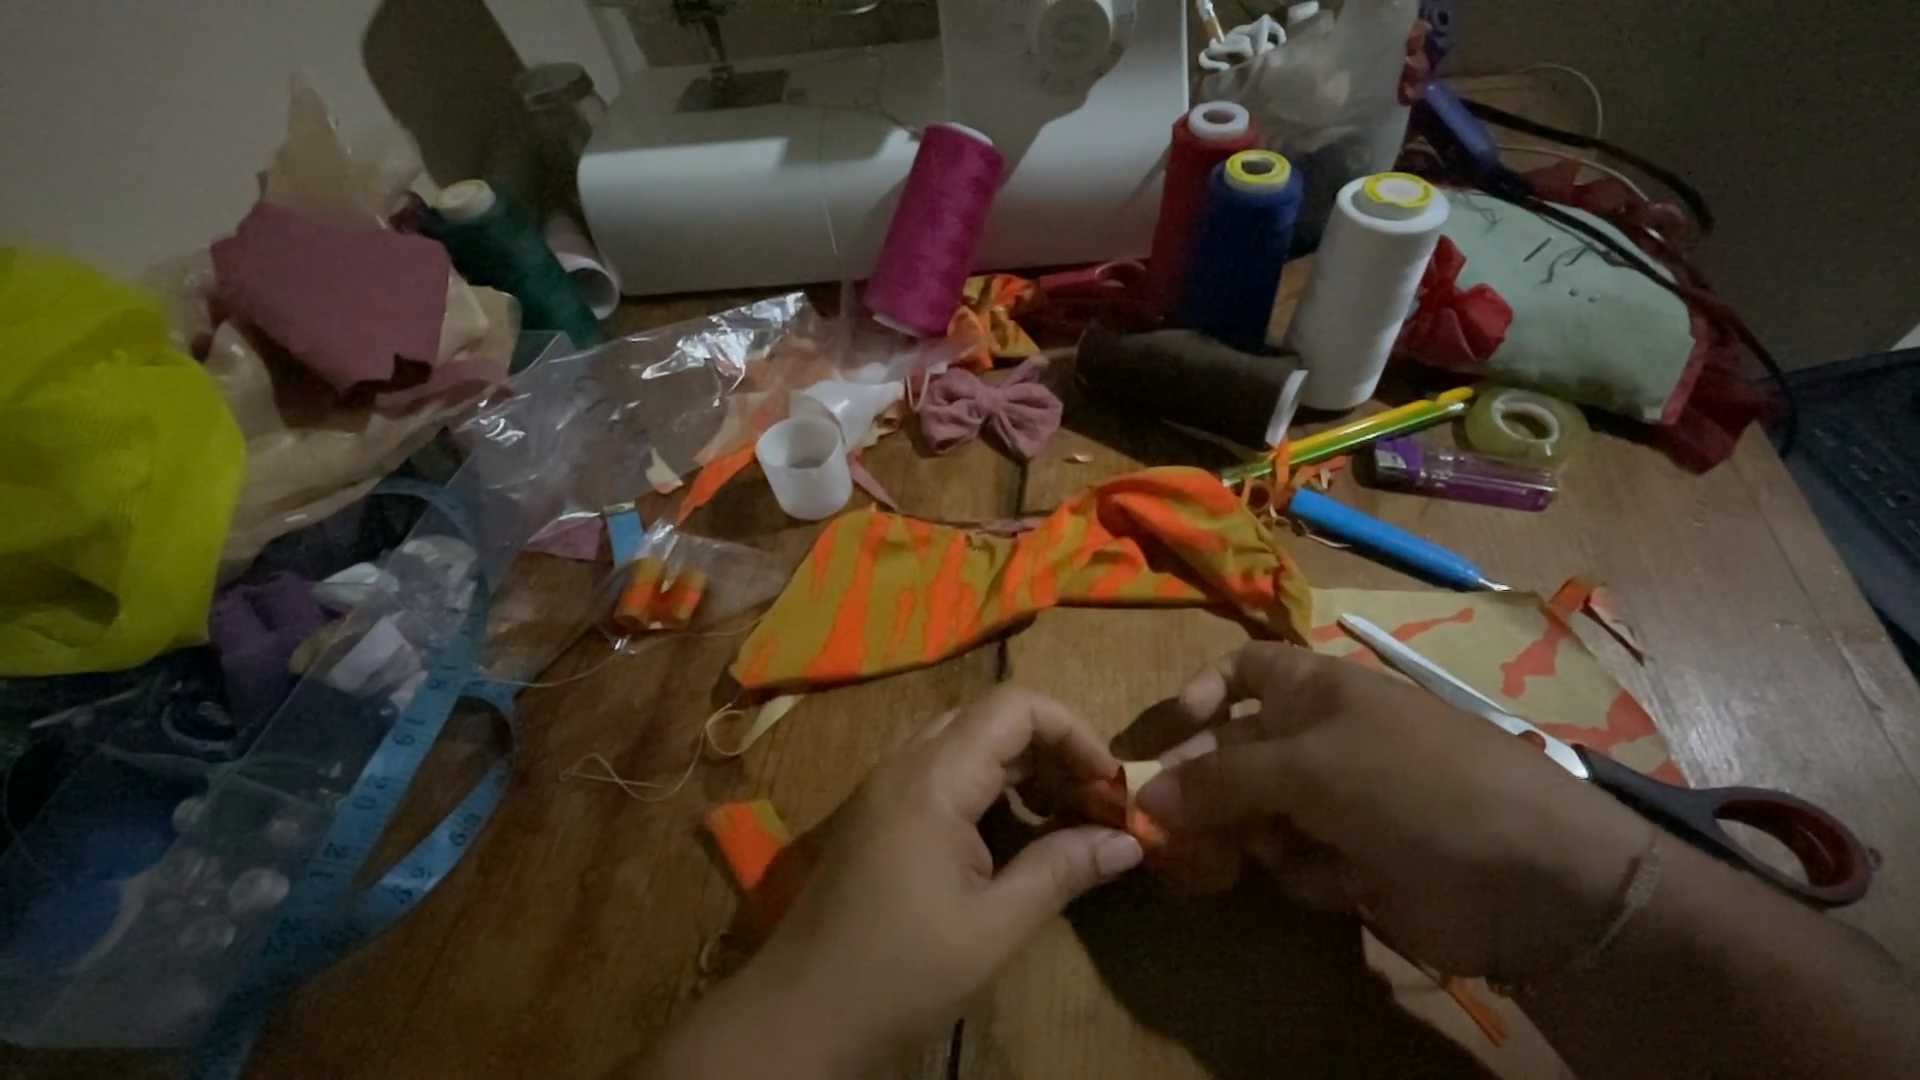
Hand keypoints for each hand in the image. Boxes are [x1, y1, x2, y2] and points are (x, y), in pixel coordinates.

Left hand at [739, 687, 1143, 1065]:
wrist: (798, 1014)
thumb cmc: (900, 972)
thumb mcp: (994, 927)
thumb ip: (1062, 870)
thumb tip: (1129, 840)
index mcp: (934, 778)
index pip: (1014, 706)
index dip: (1071, 729)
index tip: (1108, 781)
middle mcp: (906, 762)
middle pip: (991, 718)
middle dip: (1050, 750)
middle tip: (1091, 802)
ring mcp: (886, 784)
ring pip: (966, 742)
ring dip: (1020, 768)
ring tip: (1059, 818)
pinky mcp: (878, 809)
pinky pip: (941, 770)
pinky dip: (986, 786)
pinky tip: (1008, 836)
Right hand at [1136, 643, 1654, 982]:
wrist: (1533, 881)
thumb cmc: (1407, 783)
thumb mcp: (1304, 766)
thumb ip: (1217, 780)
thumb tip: (1142, 796)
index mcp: (1310, 692)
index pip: (1241, 671)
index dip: (1200, 694)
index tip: (1168, 736)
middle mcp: (1316, 741)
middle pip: (1232, 753)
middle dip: (1200, 789)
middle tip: (1163, 831)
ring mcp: (1333, 802)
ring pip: (1252, 814)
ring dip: (1236, 838)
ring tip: (1226, 866)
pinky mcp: (1348, 860)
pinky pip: (1289, 860)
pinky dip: (1295, 872)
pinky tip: (1326, 882)